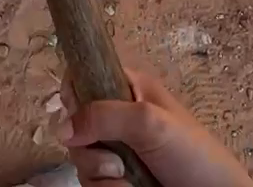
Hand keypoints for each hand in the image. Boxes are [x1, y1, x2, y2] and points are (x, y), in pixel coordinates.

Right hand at [59, 70, 252, 186]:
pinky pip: (93, 184)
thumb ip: (103, 116)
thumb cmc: (192, 154)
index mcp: (128, 88)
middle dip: (89, 148)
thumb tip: (60, 128)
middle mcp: (118, 117)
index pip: (83, 77)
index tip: (79, 116)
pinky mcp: (119, 182)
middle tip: (116, 162)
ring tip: (128, 179)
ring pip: (82, 159)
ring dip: (101, 175)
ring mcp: (118, 152)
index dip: (74, 94)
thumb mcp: (149, 122)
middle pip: (76, 125)